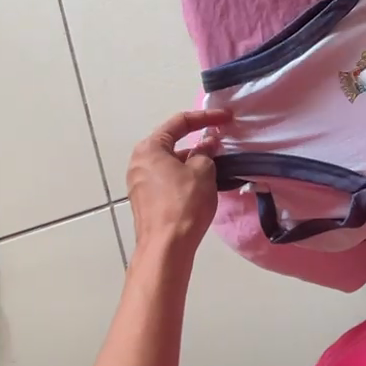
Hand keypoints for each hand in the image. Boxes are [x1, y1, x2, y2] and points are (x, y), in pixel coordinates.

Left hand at [126, 106, 230, 267]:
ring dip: (192, 161)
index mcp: (149, 148)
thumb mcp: (202, 170)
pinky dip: (185, 176)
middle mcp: (139, 162)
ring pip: (171, 163)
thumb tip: (206, 143)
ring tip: (216, 165)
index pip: (180, 122)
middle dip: (197, 141)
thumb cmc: (184, 203)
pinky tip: (202, 184)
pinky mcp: (145, 201)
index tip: (226, 118)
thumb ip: (205, 151)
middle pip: (172, 143)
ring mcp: (139, 183)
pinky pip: (168, 179)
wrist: (166, 248)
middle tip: (220, 142)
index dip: (206, 117)